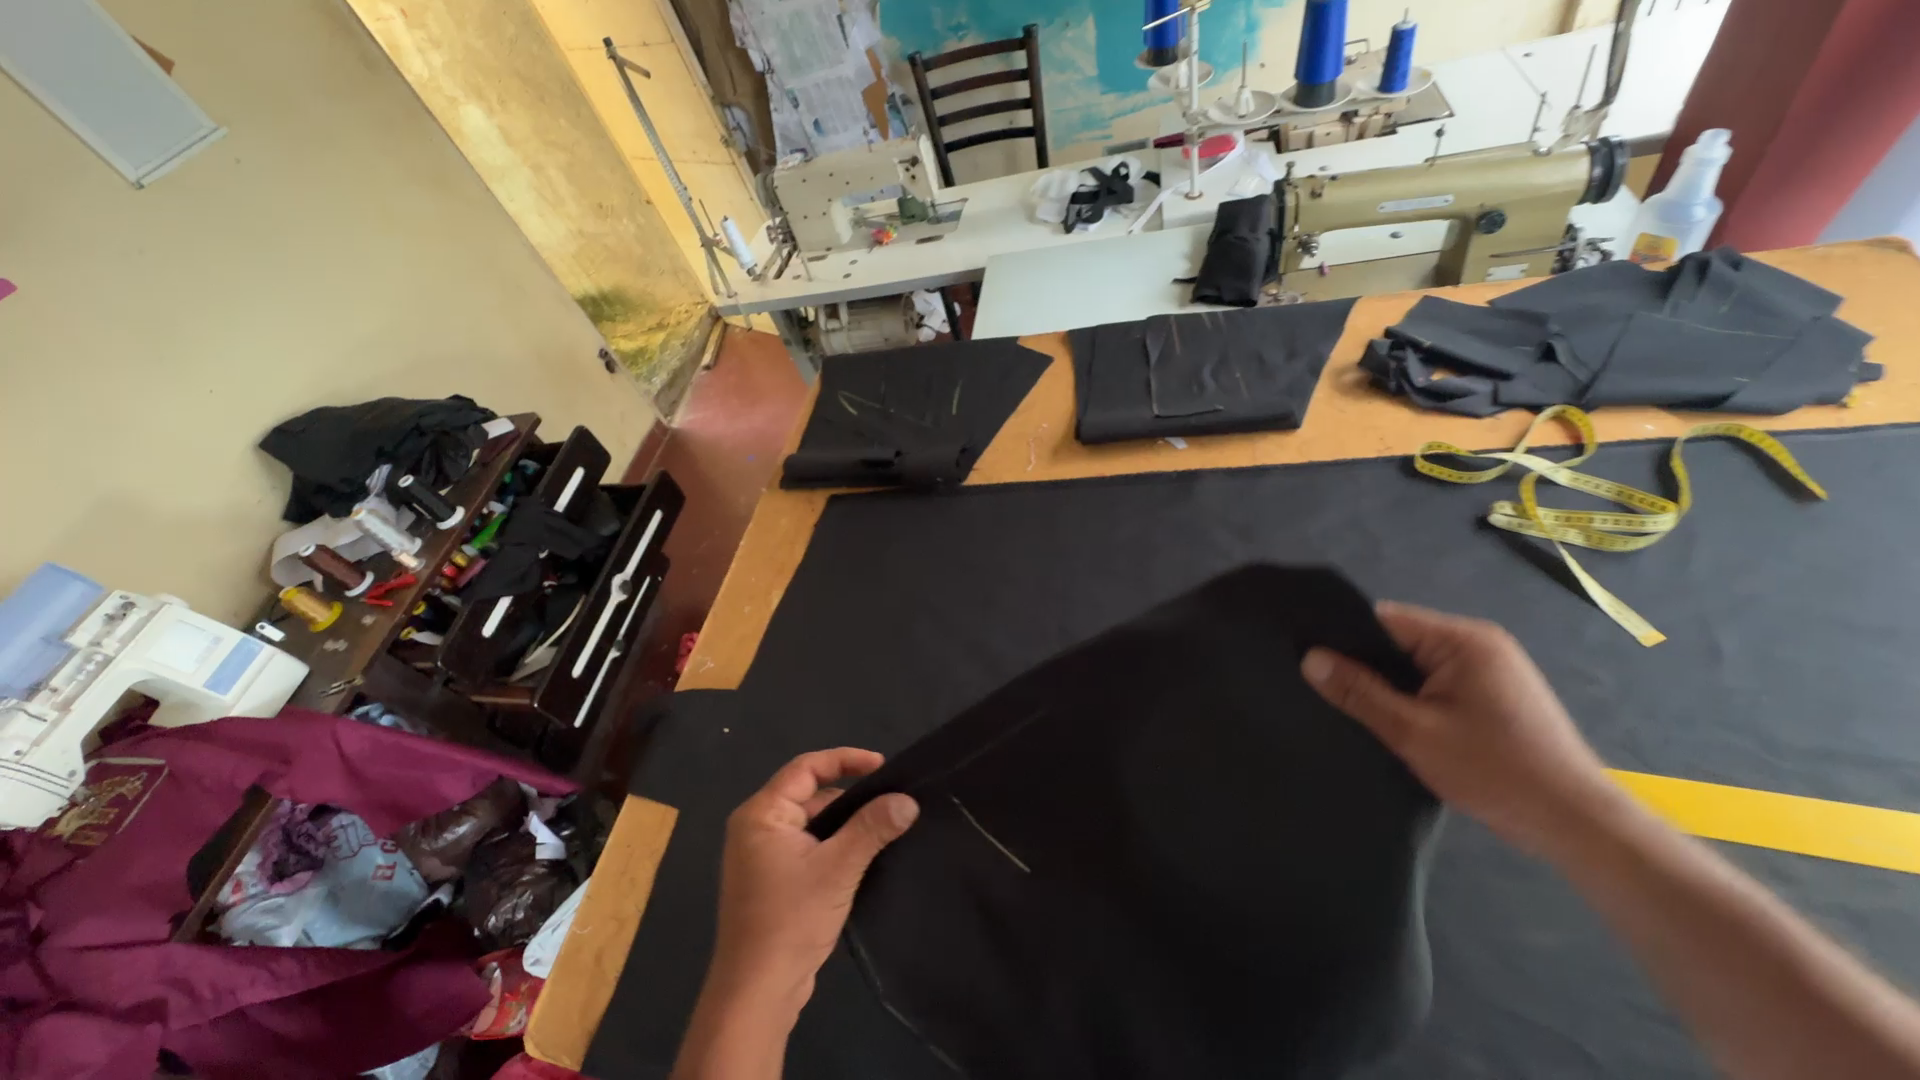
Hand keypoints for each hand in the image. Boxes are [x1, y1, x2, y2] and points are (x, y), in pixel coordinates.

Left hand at [709, 748, 919, 1005]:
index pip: (806, 768)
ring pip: (810, 823)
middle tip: (890, 800)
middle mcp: (755, 828)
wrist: (757, 990)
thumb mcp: (838, 868)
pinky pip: (807, 847)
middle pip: (808, 793)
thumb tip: (907, 800)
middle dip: (849, 795)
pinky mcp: (771, 881)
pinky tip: (862, 856)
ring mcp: (761, 856)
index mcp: (761, 814)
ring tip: (884, 826)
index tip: (884, 766)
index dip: (845, 760)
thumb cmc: (790, 919)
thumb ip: (872, 828)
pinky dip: (833, 845)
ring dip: (843, 823)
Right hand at [1300, 601, 1621, 854]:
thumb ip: (1358, 692)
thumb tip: (1308, 657)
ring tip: (1349, 707)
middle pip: (1401, 642)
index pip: (1385, 621)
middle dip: (1364, 666)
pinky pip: (1438, 684)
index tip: (1307, 659)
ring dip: (1390, 687)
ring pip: (1418, 667)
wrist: (1574, 822)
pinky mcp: (1497, 696)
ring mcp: (1493, 670)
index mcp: (1463, 639)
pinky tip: (1392, 723)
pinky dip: (1414, 700)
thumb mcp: (1413, 732)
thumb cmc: (1493, 770)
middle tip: (1321, 689)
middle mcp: (1480, 643)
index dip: (1344, 638)